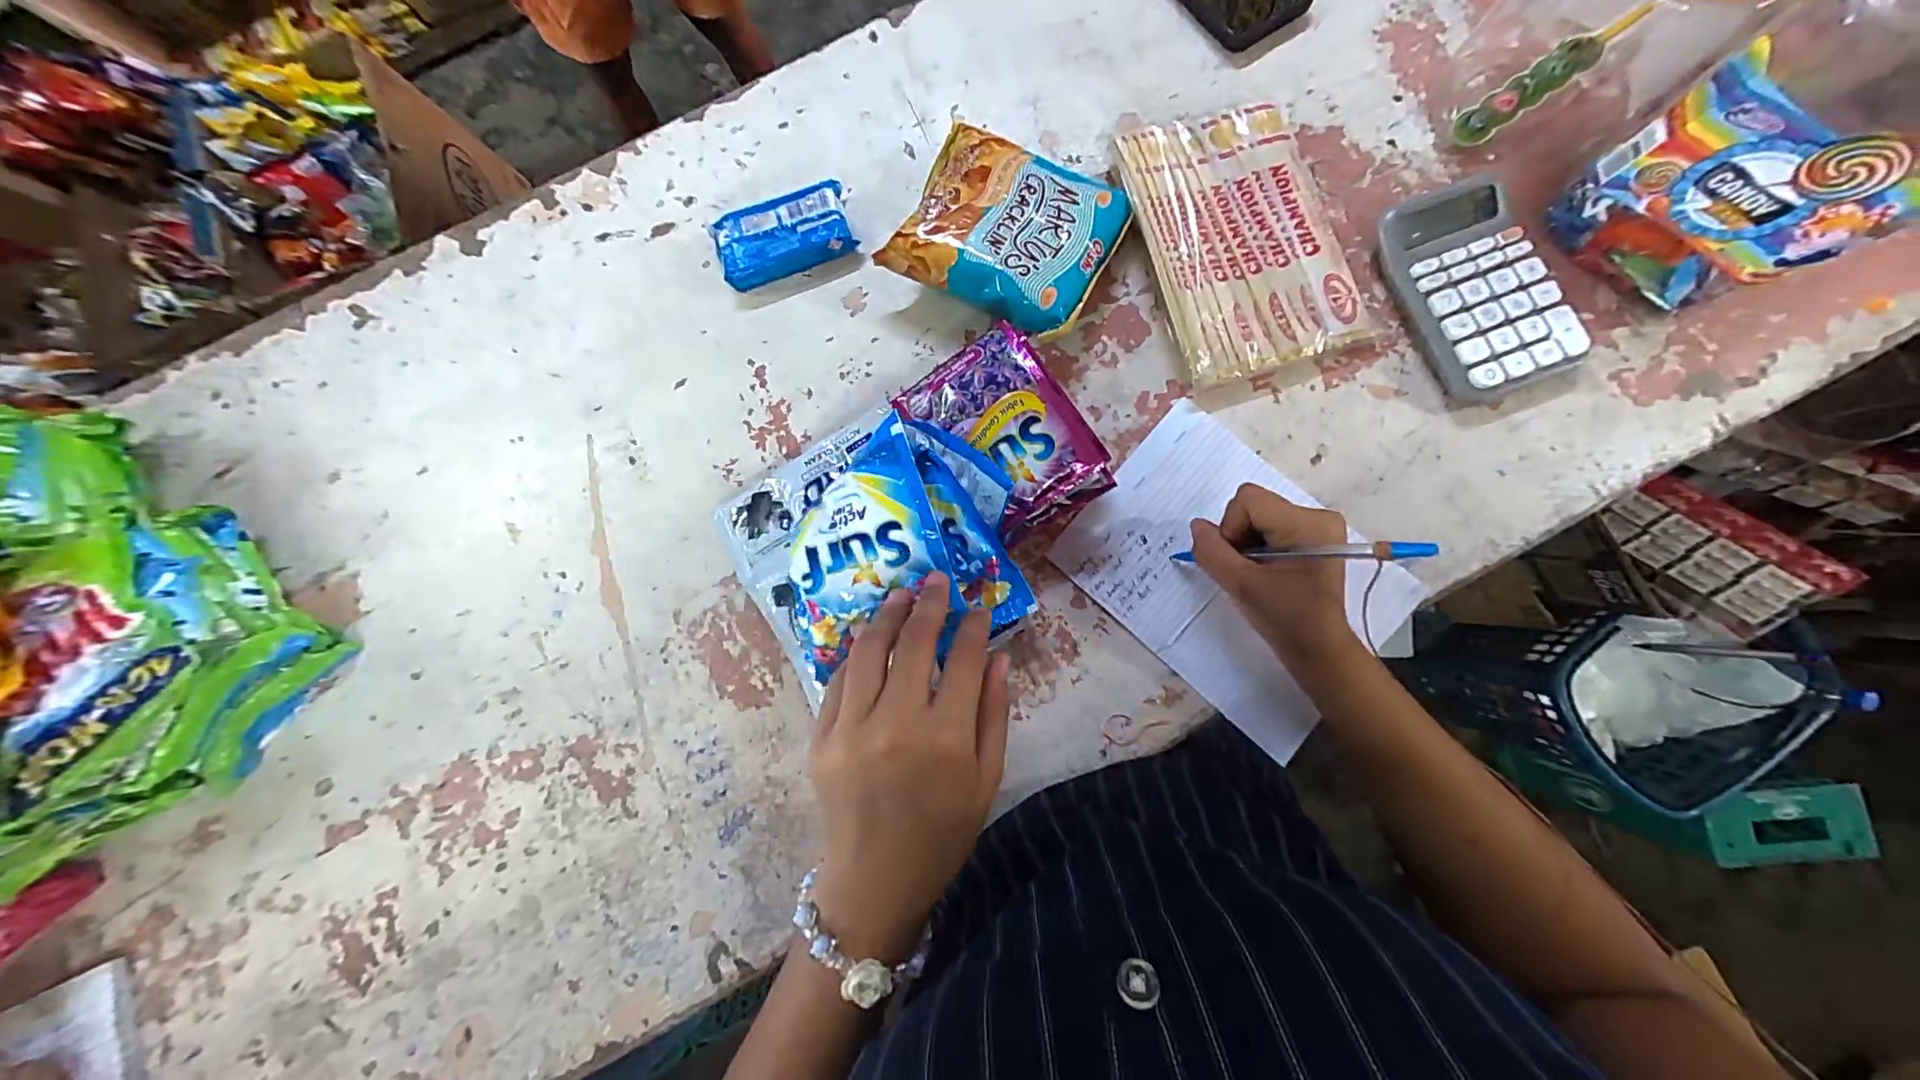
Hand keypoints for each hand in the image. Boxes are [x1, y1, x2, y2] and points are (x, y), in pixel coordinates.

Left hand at [808, 572, 1010, 962]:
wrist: (875, 880)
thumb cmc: (942, 833)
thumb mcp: (986, 780)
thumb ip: (993, 715)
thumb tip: (997, 657)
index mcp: (945, 738)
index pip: (962, 660)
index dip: (972, 627)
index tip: (977, 608)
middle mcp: (896, 724)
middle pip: (914, 643)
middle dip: (930, 604)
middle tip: (937, 581)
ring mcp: (851, 729)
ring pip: (869, 651)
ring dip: (887, 616)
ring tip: (902, 595)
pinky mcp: (821, 738)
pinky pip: (839, 681)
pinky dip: (857, 654)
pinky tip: (871, 639)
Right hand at [1188, 483, 1360, 665]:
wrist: (1318, 648)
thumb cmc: (1284, 618)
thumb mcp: (1240, 584)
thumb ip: (1212, 551)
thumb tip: (1197, 526)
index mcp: (1307, 523)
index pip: (1247, 500)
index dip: (1230, 528)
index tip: (1239, 562)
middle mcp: (1318, 517)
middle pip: (1254, 506)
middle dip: (1238, 536)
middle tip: (1246, 571)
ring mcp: (1318, 528)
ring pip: (1259, 517)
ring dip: (1247, 544)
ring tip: (1257, 574)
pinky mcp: (1313, 539)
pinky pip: (1270, 528)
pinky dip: (1258, 547)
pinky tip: (1266, 572)